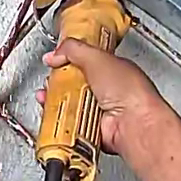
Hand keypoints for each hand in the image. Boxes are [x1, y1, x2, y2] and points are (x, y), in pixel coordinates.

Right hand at [36, 38, 170, 153]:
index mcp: (113, 69)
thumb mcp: (97, 58)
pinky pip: (70, 123)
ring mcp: (99, 112)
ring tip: (46, 97)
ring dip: (55, 102)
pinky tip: (55, 115)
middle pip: (74, 84)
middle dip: (57, 83)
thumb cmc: (129, 92)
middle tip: (50, 81)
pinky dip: (60, 120)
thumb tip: (55, 53)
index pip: (85, 61)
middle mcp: (107, 91)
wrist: (134, 125)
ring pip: (70, 105)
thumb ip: (73, 50)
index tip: (54, 60)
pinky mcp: (92, 130)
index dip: (68, 60)